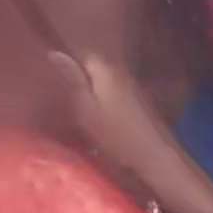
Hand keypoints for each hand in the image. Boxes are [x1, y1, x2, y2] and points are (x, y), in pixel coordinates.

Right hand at [47, 49, 169, 178]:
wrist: (158, 159)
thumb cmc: (116, 135)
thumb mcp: (86, 109)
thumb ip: (73, 79)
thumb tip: (55, 52)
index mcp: (105, 70)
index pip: (83, 52)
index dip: (69, 61)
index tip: (55, 76)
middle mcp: (121, 71)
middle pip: (96, 65)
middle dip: (81, 74)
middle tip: (65, 93)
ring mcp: (134, 86)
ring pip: (107, 79)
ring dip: (94, 87)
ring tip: (80, 104)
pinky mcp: (141, 101)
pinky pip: (116, 91)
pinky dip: (106, 98)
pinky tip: (102, 115)